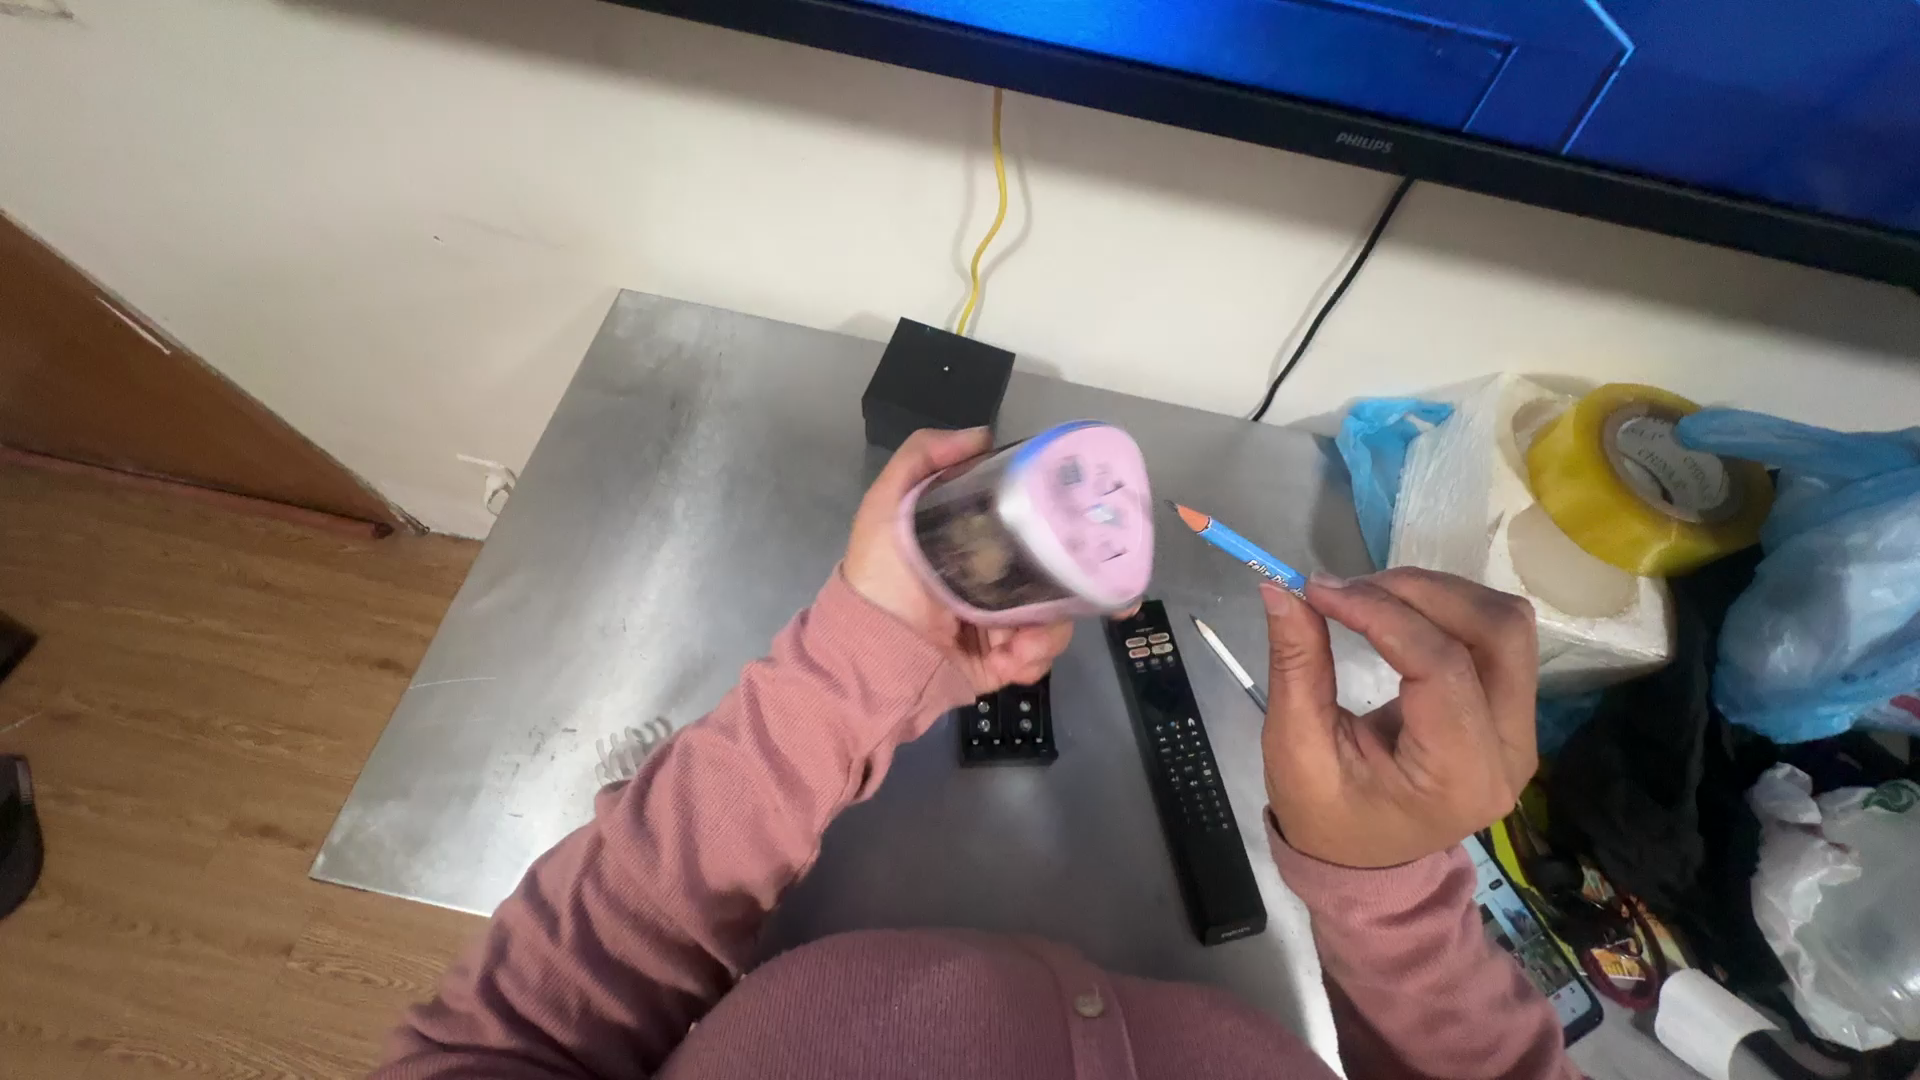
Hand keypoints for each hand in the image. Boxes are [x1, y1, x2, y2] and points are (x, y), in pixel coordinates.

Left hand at [843, 428, 1073, 695]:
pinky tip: (1012, 655)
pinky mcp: (1000, 662)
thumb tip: (983, 436)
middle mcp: (992, 583)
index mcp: (974, 546)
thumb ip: (921, 458)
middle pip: (1050, 576)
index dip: (1052, 527)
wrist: (873, 647)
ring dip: (1047, 629)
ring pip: (1053, 619)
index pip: (1027, 530)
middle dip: (1061, 585)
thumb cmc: (881, 573)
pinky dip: (1032, 658)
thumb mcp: (888, 505)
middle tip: (1058, 588)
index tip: (1068, 525)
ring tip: (1020, 636)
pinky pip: (1037, 659)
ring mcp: (999, 625)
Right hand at [1260, 568, 1538, 868]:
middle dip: (1419, 592)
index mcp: (1457, 774)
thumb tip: (1281, 591)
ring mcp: (1520, 728)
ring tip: (1365, 597)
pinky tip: (1390, 613)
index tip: (1316, 589)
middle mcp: (1510, 748)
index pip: (1440, 664)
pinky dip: (1441, 609)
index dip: (1379, 613)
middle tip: (1346, 589)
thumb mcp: (1294, 746)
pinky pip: (1493, 637)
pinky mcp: (1508, 710)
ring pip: (1504, 625)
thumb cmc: (1324, 812)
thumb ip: (1295, 665)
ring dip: (1434, 594)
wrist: (1364, 858)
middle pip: (1498, 631)